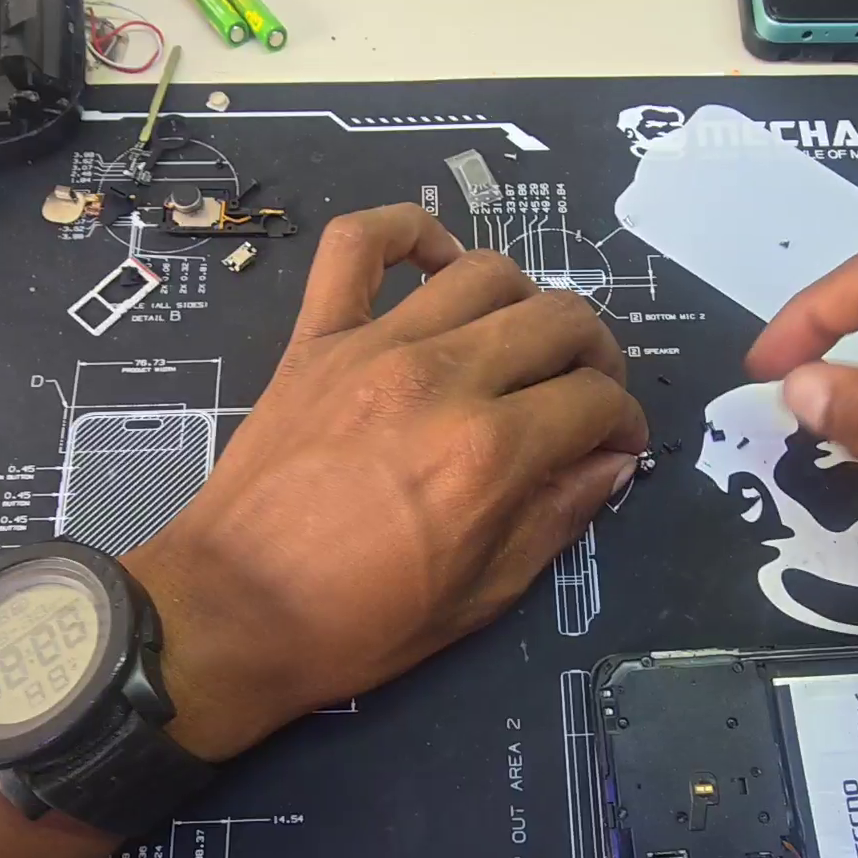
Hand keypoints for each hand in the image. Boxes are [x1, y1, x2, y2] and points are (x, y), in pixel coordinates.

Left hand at [124, 204, 646, 760]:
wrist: (234, 613)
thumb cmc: (359, 624)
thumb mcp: (481, 597)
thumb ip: (557, 518)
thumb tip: (611, 463)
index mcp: (490, 453)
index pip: (595, 401)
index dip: (623, 422)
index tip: (616, 445)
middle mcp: (442, 379)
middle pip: (558, 320)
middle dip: (597, 355)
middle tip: (586, 396)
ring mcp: (372, 347)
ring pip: (484, 273)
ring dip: (527, 303)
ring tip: (522, 346)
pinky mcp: (315, 339)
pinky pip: (358, 246)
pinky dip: (405, 233)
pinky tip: (435, 263)